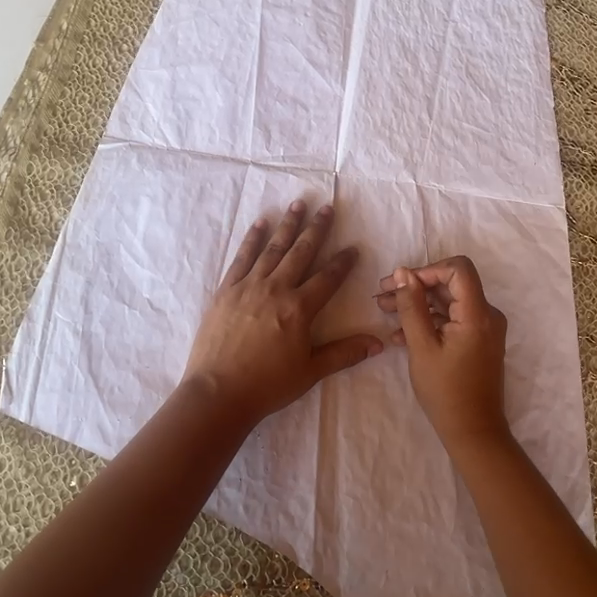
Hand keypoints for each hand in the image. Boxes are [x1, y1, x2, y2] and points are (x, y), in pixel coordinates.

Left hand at [180, 201, 383, 426]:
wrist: (218, 393)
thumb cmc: (267, 385)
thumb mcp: (310, 371)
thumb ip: (344, 353)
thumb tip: (378, 344)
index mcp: (299, 308)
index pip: (328, 278)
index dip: (342, 262)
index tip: (353, 247)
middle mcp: (276, 289)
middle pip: (300, 252)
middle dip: (316, 229)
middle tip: (327, 207)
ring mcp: (248, 286)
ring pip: (273, 248)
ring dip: (287, 225)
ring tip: (298, 204)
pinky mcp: (226, 290)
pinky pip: (242, 257)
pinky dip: (252, 238)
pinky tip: (260, 223)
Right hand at [375, 256, 511, 450]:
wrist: (474, 432)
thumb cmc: (446, 392)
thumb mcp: (421, 347)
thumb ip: (411, 306)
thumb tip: (402, 273)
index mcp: (478, 314)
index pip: (458, 269)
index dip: (428, 270)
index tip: (402, 285)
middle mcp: (487, 315)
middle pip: (451, 284)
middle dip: (415, 287)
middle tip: (383, 294)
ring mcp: (484, 329)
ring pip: (448, 302)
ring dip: (418, 304)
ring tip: (385, 311)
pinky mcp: (478, 341)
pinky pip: (453, 320)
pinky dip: (429, 321)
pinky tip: (401, 335)